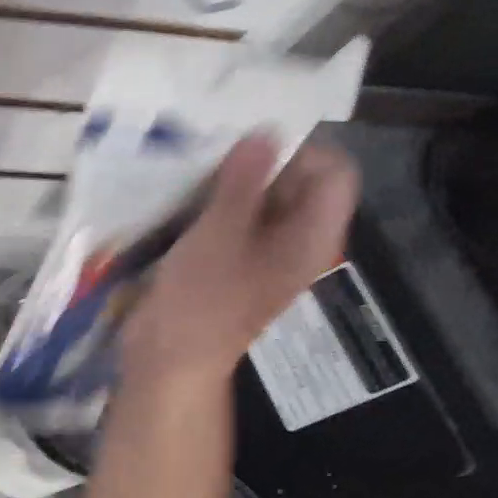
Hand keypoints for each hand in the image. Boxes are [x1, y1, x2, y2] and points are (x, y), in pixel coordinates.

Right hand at [125, 133, 360, 383]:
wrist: (165, 363)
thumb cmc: (198, 302)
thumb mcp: (218, 236)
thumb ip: (240, 184)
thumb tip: (263, 133)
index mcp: (311, 238)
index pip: (331, 173)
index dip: (297, 152)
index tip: (244, 146)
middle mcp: (292, 245)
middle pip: (291, 189)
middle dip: (252, 169)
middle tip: (206, 157)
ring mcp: (255, 261)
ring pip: (253, 209)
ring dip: (222, 192)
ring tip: (184, 179)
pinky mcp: (222, 272)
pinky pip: (224, 231)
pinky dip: (204, 216)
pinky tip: (172, 210)